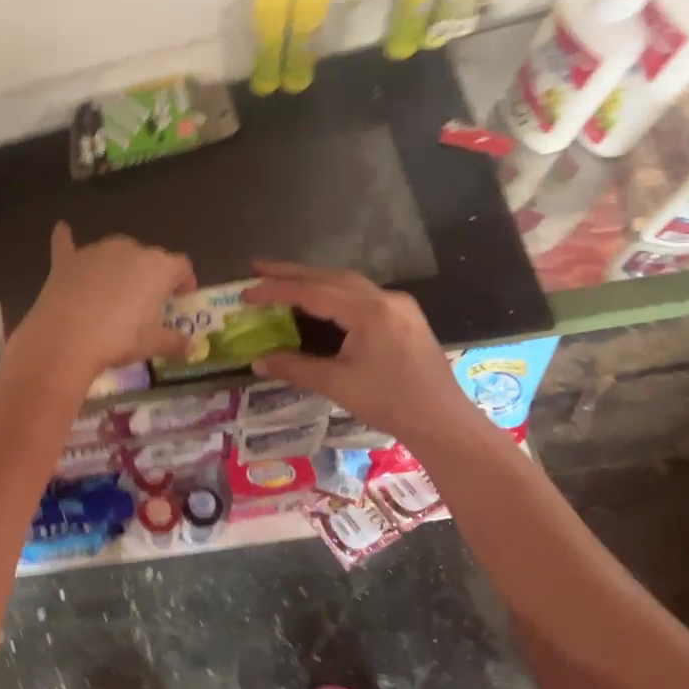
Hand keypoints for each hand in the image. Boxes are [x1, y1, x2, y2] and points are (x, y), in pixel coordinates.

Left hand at [14, 223, 195, 378]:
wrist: (66, 339)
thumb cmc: (118, 340)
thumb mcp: (152, 345)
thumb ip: (174, 342)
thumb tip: (190, 347)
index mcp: (159, 267)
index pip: (181, 266)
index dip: (184, 281)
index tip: (180, 297)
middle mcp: (130, 249)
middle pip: (146, 258)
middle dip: (148, 276)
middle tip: (143, 303)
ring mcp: (96, 252)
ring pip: (113, 253)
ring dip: (117, 266)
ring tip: (112, 292)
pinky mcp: (67, 260)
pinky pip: (66, 243)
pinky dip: (66, 239)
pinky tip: (62, 230)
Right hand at [243, 263, 485, 448]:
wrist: (442, 420)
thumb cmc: (389, 402)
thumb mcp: (336, 384)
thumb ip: (294, 367)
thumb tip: (257, 361)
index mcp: (369, 312)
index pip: (313, 292)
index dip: (277, 291)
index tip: (246, 293)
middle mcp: (385, 299)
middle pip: (331, 277)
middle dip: (292, 273)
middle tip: (257, 269)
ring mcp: (398, 306)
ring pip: (347, 283)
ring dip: (312, 279)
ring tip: (281, 280)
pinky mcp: (403, 317)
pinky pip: (361, 295)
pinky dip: (332, 292)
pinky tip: (317, 299)